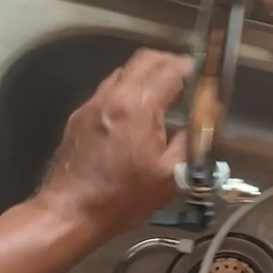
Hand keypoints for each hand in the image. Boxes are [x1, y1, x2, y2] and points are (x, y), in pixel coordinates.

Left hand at [32, 48, 190, 240]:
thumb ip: (189, 142)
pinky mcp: (80, 116)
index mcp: (138, 108)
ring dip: (147, 75)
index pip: (168, 70)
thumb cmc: (124, 198)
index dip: (189, 68)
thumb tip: (199, 125)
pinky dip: (129, 90)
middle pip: (144, 60)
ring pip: (124, 72)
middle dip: (168, 63)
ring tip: (164, 94)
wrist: (71, 213)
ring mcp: (92, 104)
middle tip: (185, 77)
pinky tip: (138, 113)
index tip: (202, 74)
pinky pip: (109, 90)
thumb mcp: (171, 175)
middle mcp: (113, 97)